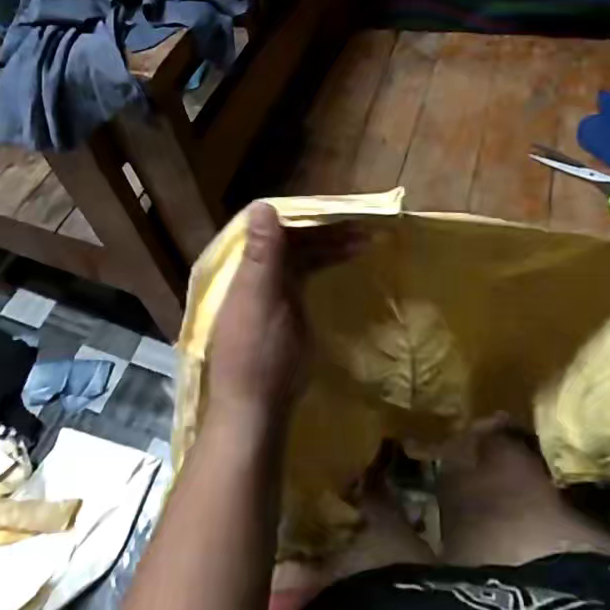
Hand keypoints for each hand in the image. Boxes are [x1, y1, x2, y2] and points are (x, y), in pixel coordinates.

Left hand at [204, 205, 360, 427]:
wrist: (257, 405)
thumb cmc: (257, 352)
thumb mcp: (260, 299)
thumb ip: (262, 254)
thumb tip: (262, 204)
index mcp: (242, 267)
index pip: (272, 226)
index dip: (304, 215)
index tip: (339, 209)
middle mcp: (255, 272)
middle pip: (291, 239)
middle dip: (325, 230)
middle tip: (363, 225)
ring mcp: (271, 290)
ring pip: (302, 255)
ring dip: (331, 245)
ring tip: (367, 239)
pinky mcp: (288, 307)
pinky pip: (307, 273)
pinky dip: (328, 263)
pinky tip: (348, 258)